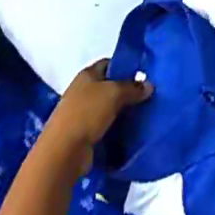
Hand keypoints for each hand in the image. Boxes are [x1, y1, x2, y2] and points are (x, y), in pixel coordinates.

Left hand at [38, 59, 152, 171]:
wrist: (65, 150)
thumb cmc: (87, 113)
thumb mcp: (113, 93)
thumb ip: (132, 88)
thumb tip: (149, 84)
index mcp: (87, 74)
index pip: (108, 64)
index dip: (125, 67)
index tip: (144, 76)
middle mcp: (83, 91)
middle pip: (109, 87)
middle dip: (127, 92)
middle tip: (148, 99)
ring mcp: (83, 113)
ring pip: (109, 109)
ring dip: (123, 113)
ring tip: (145, 117)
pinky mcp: (85, 134)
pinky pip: (106, 127)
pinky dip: (117, 130)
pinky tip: (132, 134)